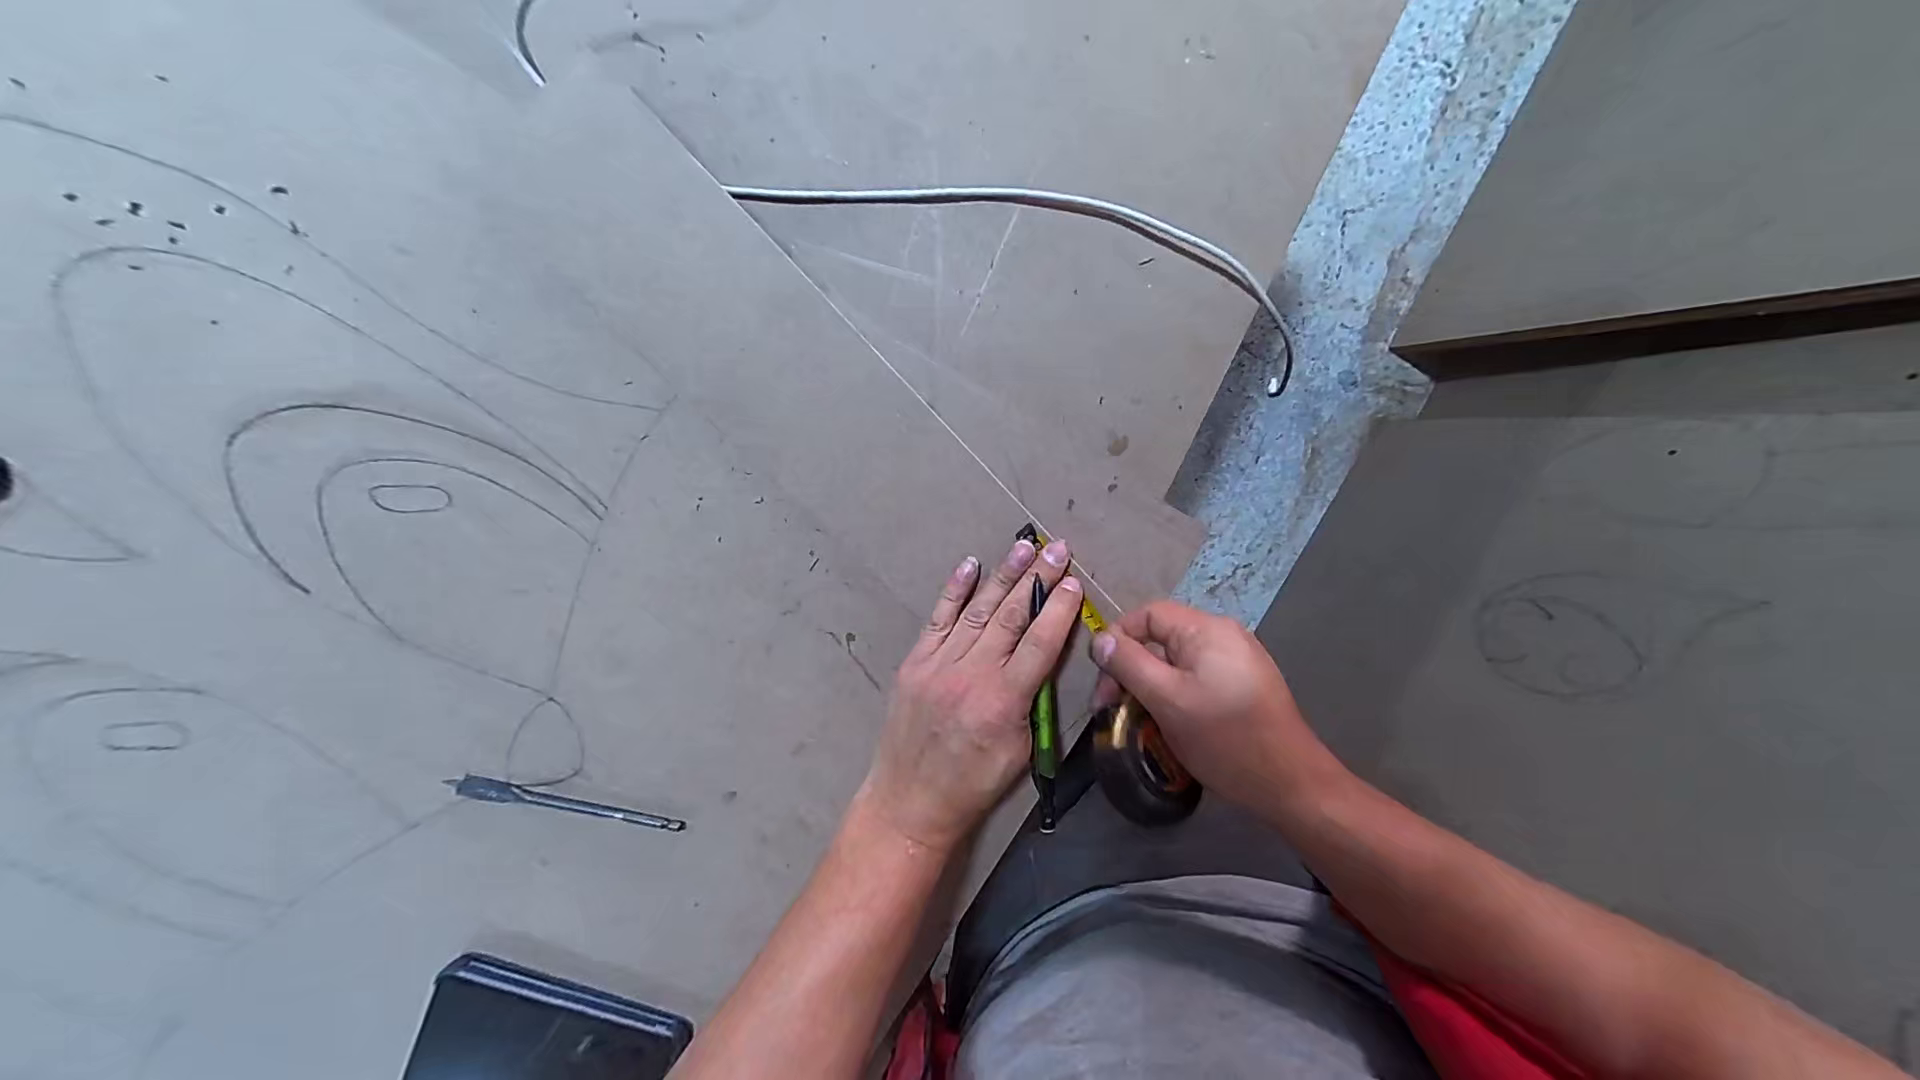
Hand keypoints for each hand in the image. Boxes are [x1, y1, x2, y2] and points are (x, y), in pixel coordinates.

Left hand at [857, 535, 1083, 852]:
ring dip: (1003, 576)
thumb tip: (1040, 661)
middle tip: (1056, 547)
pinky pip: (938, 618)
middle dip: (1037, 579)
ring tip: (1023, 547)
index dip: (1059, 610)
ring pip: (977, 610)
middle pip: (1010, 616)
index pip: (1039, 643)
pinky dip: (955, 590)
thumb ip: (1032, 702)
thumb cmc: (972, 785)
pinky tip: (971, 565)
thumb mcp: (1019, 751)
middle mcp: (970, 674)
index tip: (1073, 581)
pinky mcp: (915, 662)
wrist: (908, 800)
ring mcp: (938, 663)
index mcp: (1003, 701)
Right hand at [1090, 601, 1346, 814]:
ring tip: (1138, 718)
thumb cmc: (1225, 740)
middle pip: (1160, 637)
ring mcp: (1237, 660)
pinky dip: (1173, 693)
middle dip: (1130, 668)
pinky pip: (1195, 677)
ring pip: (1175, 660)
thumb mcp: (1167, 700)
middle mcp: (1224, 635)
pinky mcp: (1244, 684)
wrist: (1292, 785)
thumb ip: (1128, 664)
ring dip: (1149, 684)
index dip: (1117, 640)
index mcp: (1206, 629)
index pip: (1146, 615)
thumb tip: (1100, 639)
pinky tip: (1168, 722)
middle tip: (1113, 708)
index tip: (1104, 682)